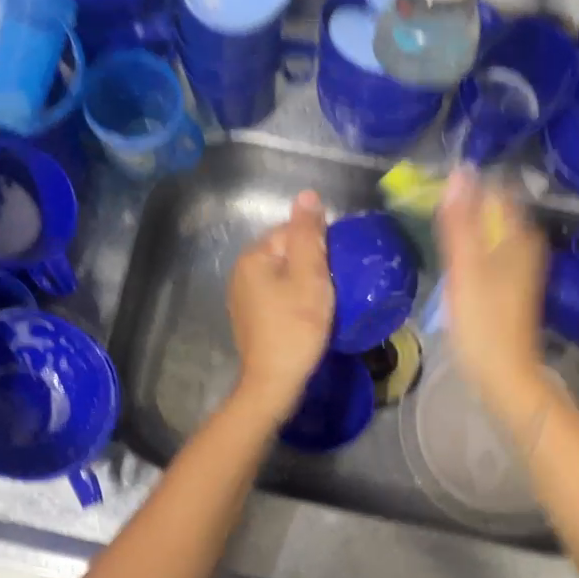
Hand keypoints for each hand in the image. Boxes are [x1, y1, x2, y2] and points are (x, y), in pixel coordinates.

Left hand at [227, 190, 334, 422]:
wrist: (273, 382)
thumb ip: (308, 234)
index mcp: (253, 256)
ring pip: (282, 276)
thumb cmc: (296, 326)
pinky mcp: (250, 319)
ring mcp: (242, 297)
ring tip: (325, 302)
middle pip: (286, 253)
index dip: (319, 246)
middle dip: (312, 265)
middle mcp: (241, 272)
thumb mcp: (310, 276)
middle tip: (334, 287)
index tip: (337, 269)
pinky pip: (277, 297)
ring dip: (304, 284)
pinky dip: (293, 301)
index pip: (292, 231)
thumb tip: (307, 195)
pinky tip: (307, 316)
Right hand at [435, 170, 549, 425]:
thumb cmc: (483, 323)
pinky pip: (487, 253)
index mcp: (519, 235)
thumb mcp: (465, 268)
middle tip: (429, 219)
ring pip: (488, 233)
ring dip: (463, 230)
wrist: (503, 374)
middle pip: (491, 210)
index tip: (433, 193)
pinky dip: (469, 252)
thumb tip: (459, 171)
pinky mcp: (510, 285)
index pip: (494, 188)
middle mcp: (525, 244)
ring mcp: (519, 266)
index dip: (465, 186)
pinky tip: (451, 266)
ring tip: (436, 239)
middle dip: (463, 208)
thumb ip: (460, 221)